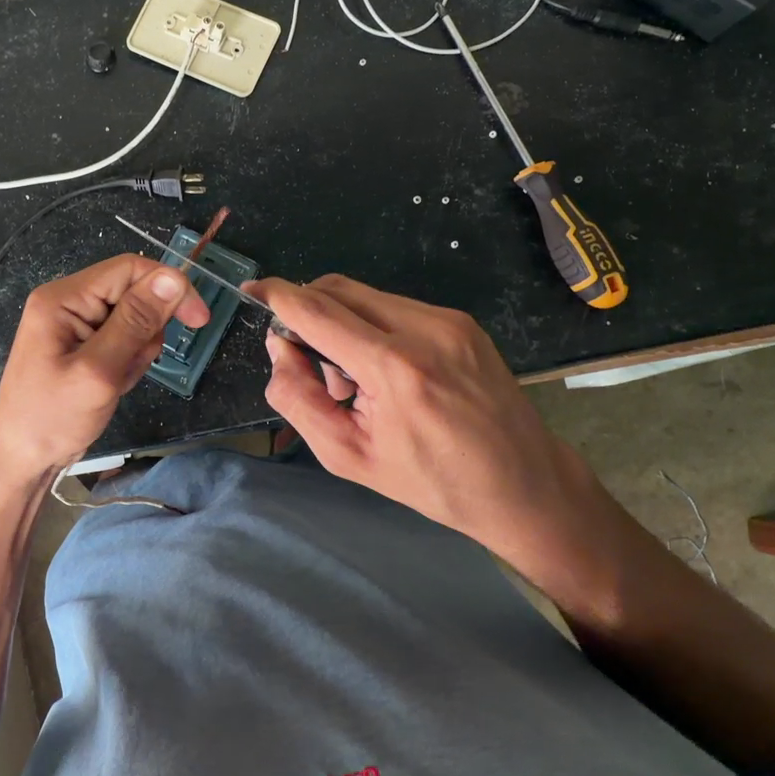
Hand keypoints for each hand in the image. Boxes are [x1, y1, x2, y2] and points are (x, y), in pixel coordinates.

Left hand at [0, 255, 208, 479]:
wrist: (22, 460)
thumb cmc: (52, 418)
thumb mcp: (99, 371)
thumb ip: (135, 322)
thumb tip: (172, 278)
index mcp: (63, 297)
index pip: (129, 268)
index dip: (169, 287)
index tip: (198, 320)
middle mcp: (67, 301)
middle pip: (133, 293)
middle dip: (145, 333)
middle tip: (127, 369)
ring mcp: (74, 324)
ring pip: (133, 320)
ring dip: (136, 353)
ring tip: (114, 383)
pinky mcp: (82, 345)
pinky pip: (122, 341)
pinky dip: (126, 363)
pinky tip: (111, 386)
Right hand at [247, 275, 613, 564]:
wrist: (524, 486)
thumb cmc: (430, 482)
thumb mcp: (346, 456)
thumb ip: (298, 397)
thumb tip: (279, 347)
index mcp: (395, 369)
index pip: (317, 311)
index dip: (277, 296)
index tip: (251, 289)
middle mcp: (424, 330)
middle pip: (337, 289)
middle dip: (306, 310)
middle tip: (306, 358)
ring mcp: (449, 321)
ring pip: (364, 295)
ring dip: (339, 321)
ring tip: (353, 377)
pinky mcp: (461, 322)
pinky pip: (393, 306)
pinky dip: (370, 326)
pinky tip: (384, 370)